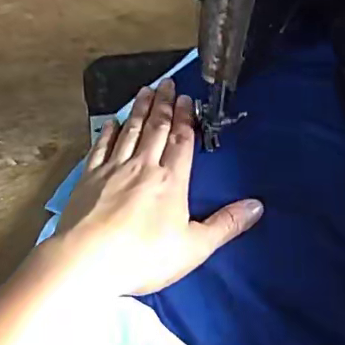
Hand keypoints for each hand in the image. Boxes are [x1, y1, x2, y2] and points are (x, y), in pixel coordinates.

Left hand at [41, 79, 263, 296]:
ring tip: (145, 92)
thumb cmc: (143, 258)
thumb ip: (225, 225)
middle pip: (155, 129)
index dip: (186, 119)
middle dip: (163, 105)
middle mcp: (142, 167)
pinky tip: (112, 123)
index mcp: (171, 181)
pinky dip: (107, 132)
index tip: (187, 100)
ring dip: (139, 110)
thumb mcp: (193, 247)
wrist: (88, 260)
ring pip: (129, 132)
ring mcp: (112, 170)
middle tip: (167, 84)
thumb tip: (256, 207)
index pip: (181, 142)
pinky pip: (100, 147)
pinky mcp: (87, 180)